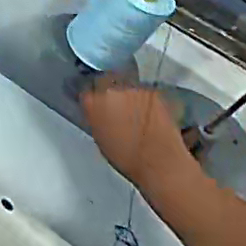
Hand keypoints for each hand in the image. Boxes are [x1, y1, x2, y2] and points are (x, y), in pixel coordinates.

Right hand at [78, 76, 198, 194]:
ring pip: (127, 86)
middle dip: (112, 94)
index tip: (99, 105)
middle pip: (107, 83)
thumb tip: (99, 112)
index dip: (94, 99)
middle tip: (119, 109)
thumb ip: (96, 117)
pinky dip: (147, 100)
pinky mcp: (152, 91)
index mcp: (92, 103)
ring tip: (137, 113)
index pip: (87, 92)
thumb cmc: (127, 158)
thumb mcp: (100, 138)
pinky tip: (151, 115)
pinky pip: (146, 92)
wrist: (158, 162)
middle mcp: (110, 90)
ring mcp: (132, 88)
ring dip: (130, 96)